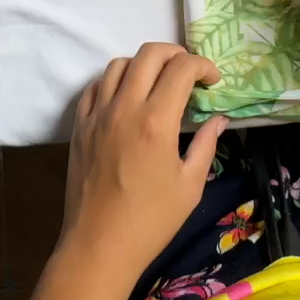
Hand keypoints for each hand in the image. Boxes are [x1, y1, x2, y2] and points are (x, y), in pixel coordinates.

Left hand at [57, 44, 227, 279]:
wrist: (99, 246)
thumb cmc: (150, 220)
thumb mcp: (190, 186)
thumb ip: (206, 144)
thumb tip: (219, 118)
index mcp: (156, 121)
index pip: (182, 68)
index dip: (203, 65)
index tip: (212, 80)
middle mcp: (125, 107)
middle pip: (150, 53)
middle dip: (176, 54)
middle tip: (189, 72)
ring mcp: (98, 113)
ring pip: (120, 63)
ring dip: (143, 64)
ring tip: (156, 81)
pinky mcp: (80, 124)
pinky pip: (95, 85)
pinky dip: (114, 81)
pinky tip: (125, 96)